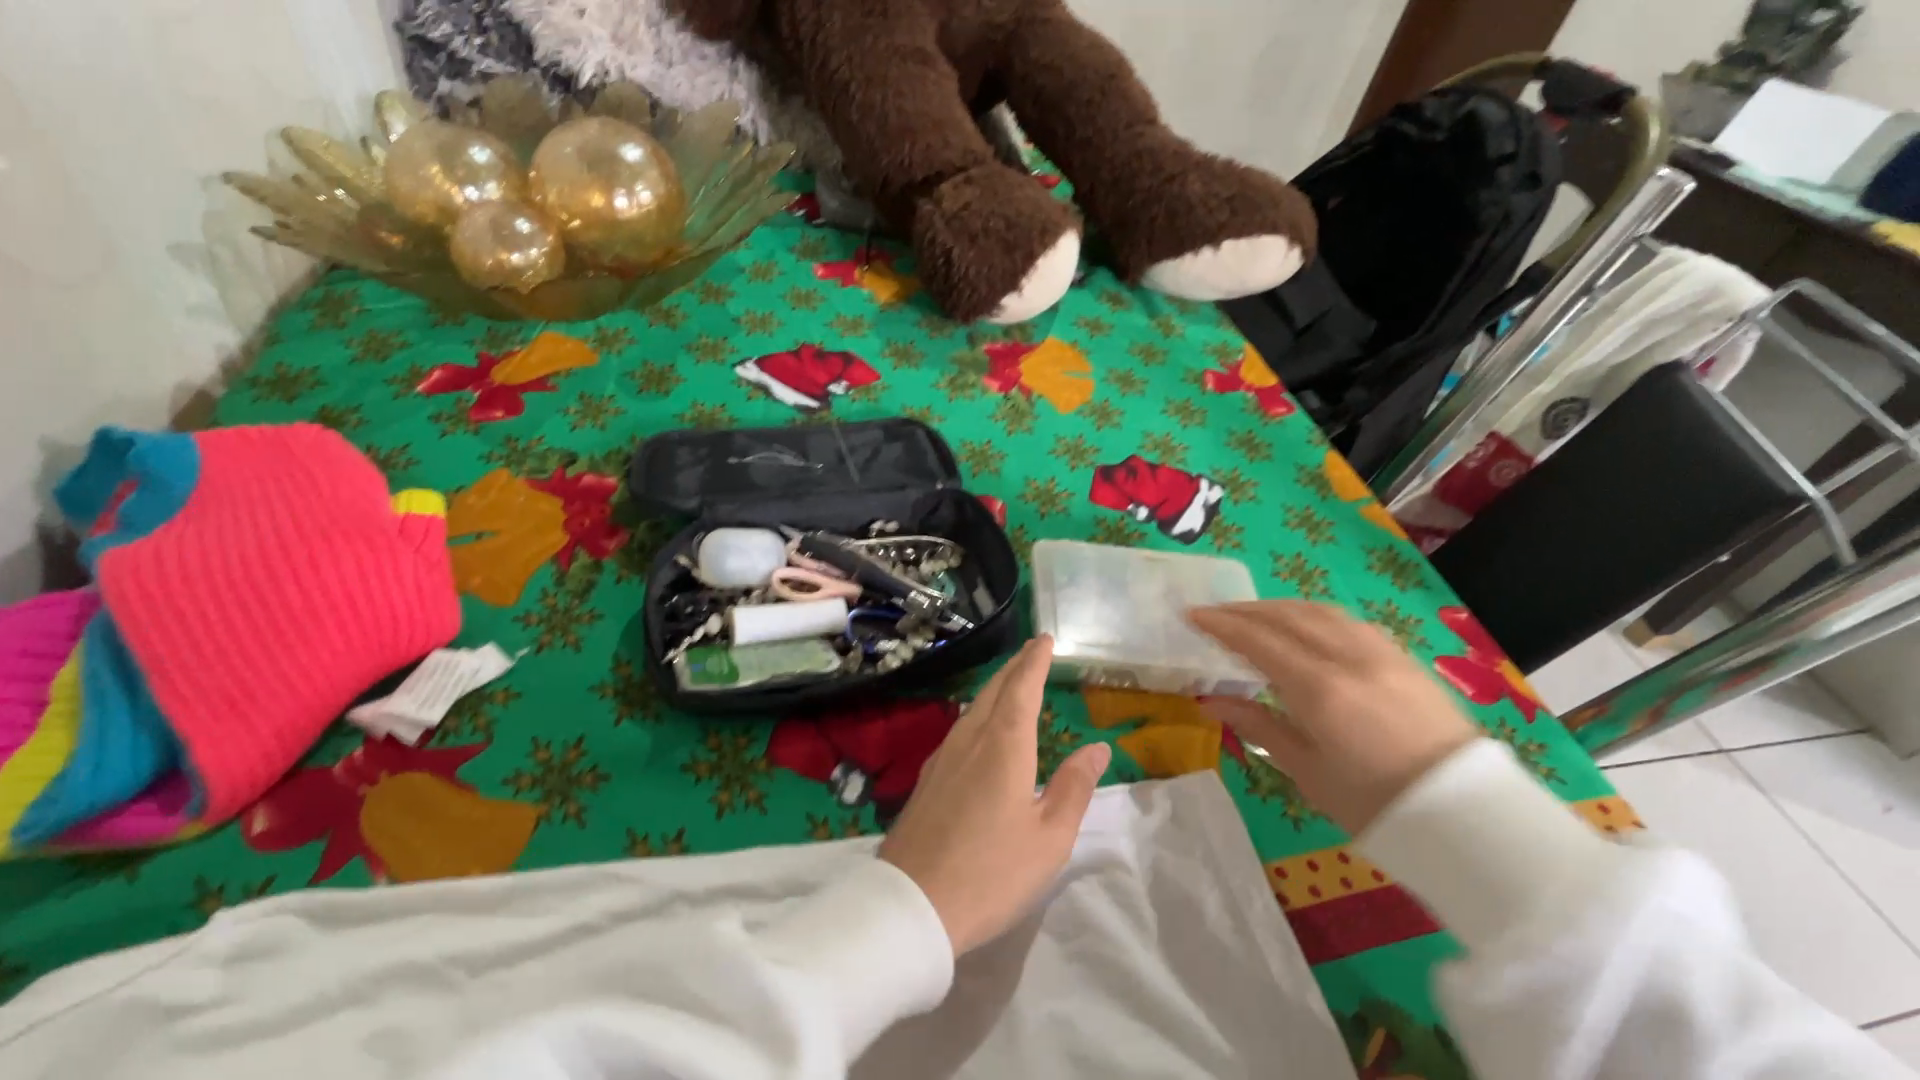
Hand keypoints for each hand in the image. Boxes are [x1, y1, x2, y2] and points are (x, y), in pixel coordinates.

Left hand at [878, 636, 1112, 956]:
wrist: (912, 906)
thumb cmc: (992, 873)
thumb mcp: (1049, 837)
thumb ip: (1073, 787)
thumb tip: (1096, 749)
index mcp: (1004, 747)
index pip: (1022, 689)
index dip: (1035, 662)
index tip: (1045, 640)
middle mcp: (969, 742)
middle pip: (993, 692)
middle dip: (1014, 668)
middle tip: (1031, 652)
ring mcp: (941, 761)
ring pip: (971, 710)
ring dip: (993, 690)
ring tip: (1009, 684)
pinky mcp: (925, 783)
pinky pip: (957, 731)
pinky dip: (977, 715)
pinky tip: (978, 730)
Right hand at [1189, 601, 1477, 834]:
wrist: (1463, 812)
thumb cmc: (1372, 803)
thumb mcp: (1305, 771)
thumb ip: (1258, 725)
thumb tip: (1211, 701)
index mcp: (1318, 688)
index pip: (1258, 640)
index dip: (1222, 624)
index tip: (1192, 615)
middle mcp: (1348, 658)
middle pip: (1288, 616)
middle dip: (1247, 610)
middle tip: (1216, 613)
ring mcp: (1380, 653)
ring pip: (1321, 612)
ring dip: (1281, 607)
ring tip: (1256, 616)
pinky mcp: (1403, 658)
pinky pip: (1349, 621)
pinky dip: (1315, 615)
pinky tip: (1307, 627)